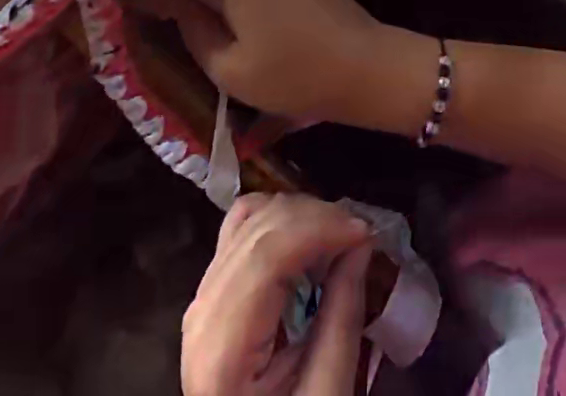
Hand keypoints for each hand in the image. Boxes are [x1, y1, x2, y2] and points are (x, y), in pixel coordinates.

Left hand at [183, 194, 373, 395]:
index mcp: (221, 351)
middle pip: (256, 227)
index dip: (317, 228)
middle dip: (315, 216)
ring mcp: (201, 298)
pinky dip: (279, 220)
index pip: (264, 256)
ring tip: (339, 235)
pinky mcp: (212, 291)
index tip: (365, 232)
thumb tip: (361, 243)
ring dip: (299, 213)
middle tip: (361, 233)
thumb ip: (342, 318)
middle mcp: (200, 313)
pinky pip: (241, 229)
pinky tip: (309, 238)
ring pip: (247, 217)